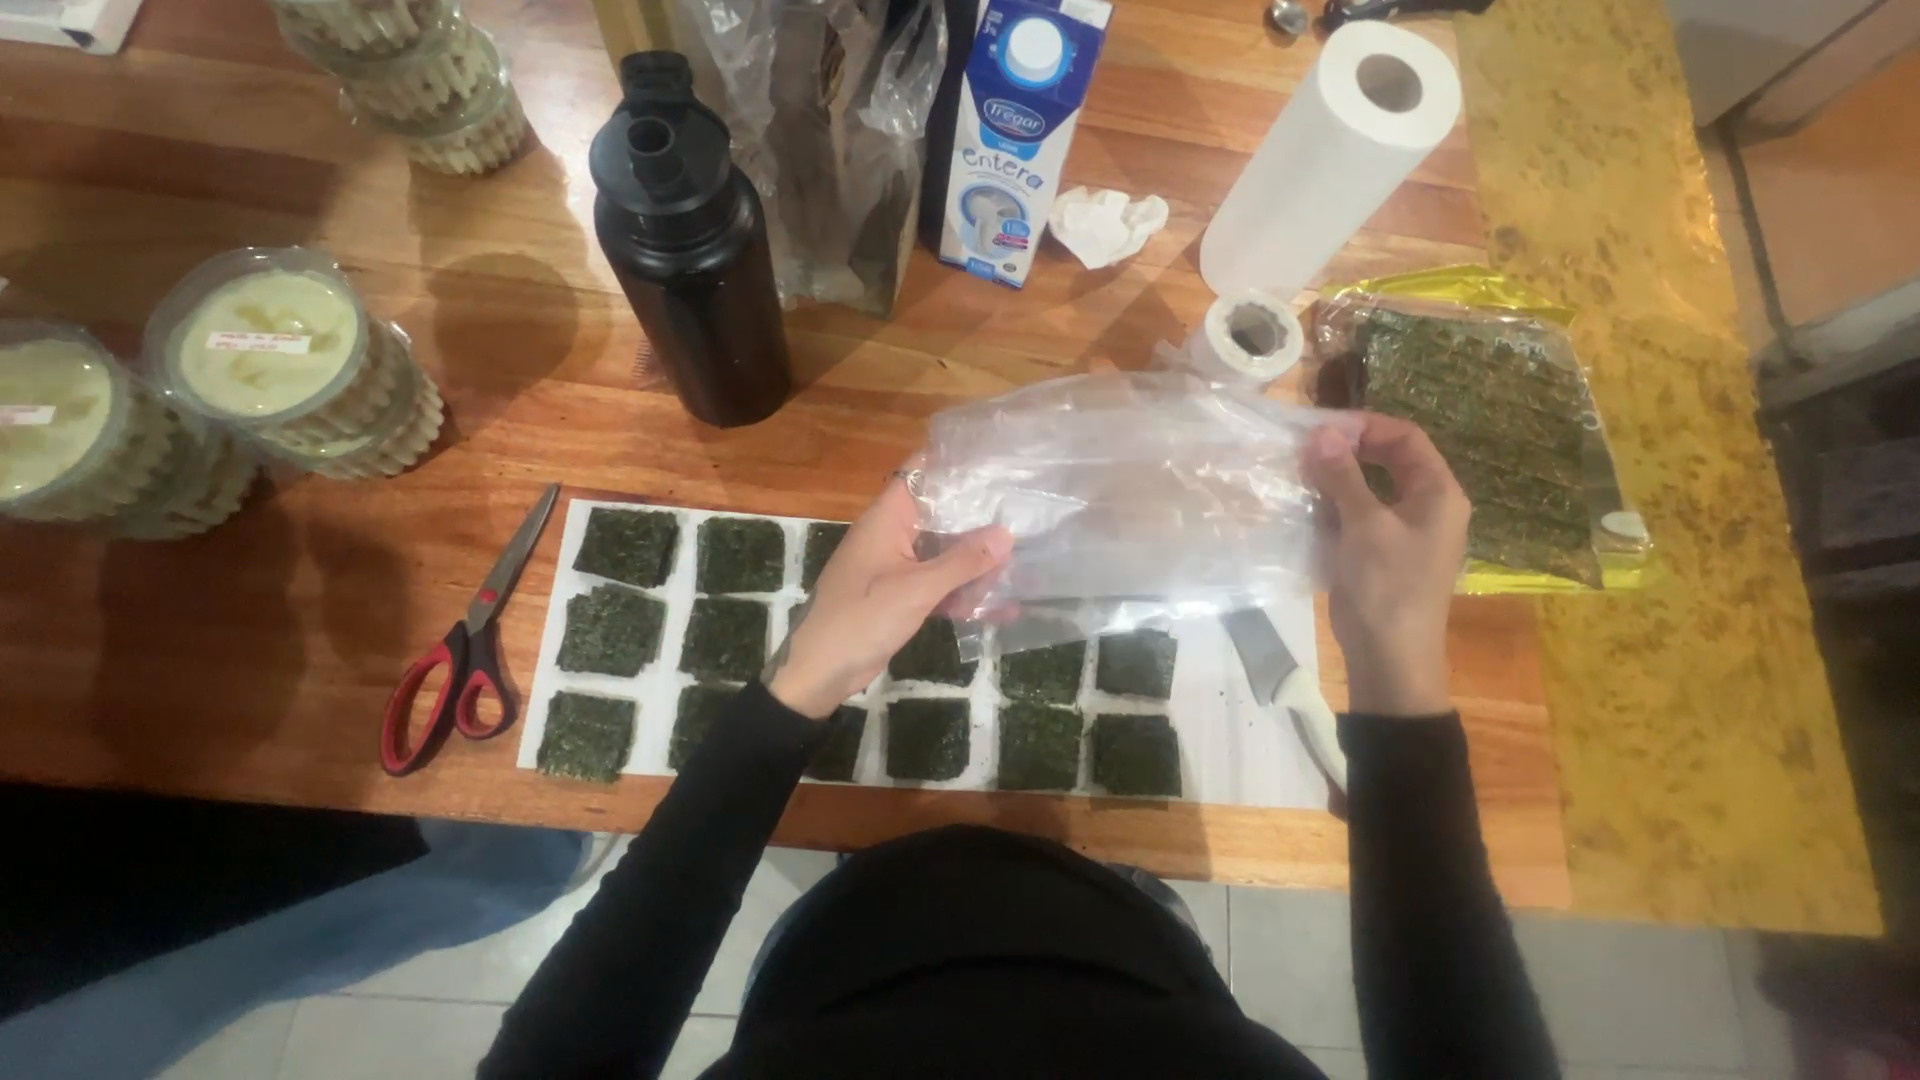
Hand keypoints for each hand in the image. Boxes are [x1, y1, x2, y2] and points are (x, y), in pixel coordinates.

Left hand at [767, 477, 1013, 718]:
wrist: (820, 670)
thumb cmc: (862, 617)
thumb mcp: (918, 589)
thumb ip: (963, 561)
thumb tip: (1007, 534)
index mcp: (888, 518)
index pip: (921, 474)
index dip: (954, 465)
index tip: (996, 465)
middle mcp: (892, 535)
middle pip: (940, 516)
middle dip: (978, 518)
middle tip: (1026, 513)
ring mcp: (896, 567)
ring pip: (942, 554)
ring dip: (975, 561)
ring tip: (1024, 559)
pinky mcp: (900, 597)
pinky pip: (937, 586)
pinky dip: (962, 593)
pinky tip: (1002, 606)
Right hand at [1301, 413, 1469, 716]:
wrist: (1389, 654)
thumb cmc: (1386, 585)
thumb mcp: (1364, 525)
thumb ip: (1343, 477)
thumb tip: (1321, 433)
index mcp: (1438, 493)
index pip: (1406, 438)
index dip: (1365, 426)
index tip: (1320, 427)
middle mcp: (1424, 506)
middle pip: (1388, 459)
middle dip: (1347, 449)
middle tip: (1304, 447)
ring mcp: (1400, 530)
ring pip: (1368, 486)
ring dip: (1334, 476)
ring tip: (1296, 471)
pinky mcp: (1376, 551)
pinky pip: (1355, 513)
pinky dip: (1330, 503)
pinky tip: (1302, 503)